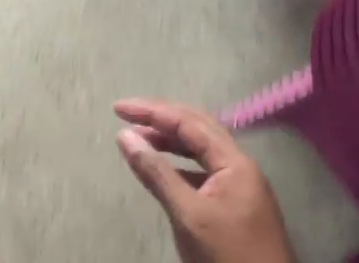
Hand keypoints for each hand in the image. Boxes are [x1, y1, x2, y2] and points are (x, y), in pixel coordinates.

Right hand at [113, 98, 295, 262]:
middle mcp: (240, 167)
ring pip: (201, 149)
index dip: (151, 111)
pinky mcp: (236, 206)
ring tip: (140, 140)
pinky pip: (204, 171)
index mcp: (234, 163)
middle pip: (197, 127)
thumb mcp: (188, 216)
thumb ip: (156, 173)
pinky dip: (180, 164)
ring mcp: (241, 187)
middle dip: (161, 118)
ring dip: (170, 140)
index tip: (117, 109)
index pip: (188, 122)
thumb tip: (124, 136)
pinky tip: (163, 171)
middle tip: (127, 115)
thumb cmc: (228, 259)